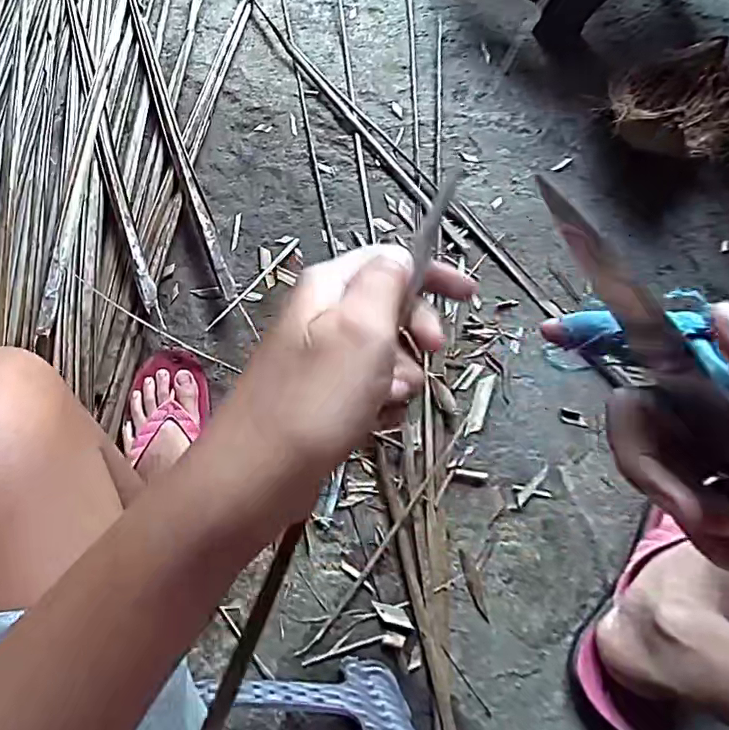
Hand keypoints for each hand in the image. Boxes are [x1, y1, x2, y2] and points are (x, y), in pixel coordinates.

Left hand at [197, 245, 476, 536]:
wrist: (260, 473)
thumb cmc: (316, 399)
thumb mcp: (361, 328)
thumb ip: (384, 282)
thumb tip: (400, 256)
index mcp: (327, 286)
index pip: (386, 259)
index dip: (430, 273)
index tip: (468, 295)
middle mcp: (321, 314)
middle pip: (390, 305)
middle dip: (417, 329)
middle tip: (433, 351)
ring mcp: (321, 356)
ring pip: (386, 352)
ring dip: (401, 374)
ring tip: (386, 397)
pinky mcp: (323, 394)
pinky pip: (370, 387)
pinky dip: (382, 400)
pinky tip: (374, 419)